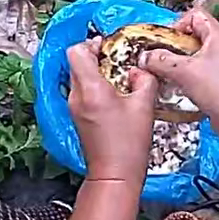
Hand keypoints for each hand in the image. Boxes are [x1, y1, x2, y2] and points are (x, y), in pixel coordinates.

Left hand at [66, 39, 155, 185]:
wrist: (114, 175)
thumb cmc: (127, 146)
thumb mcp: (144, 106)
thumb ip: (144, 80)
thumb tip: (139, 70)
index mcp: (90, 89)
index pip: (75, 51)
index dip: (91, 43)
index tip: (107, 47)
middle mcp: (77, 96)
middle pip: (76, 62)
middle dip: (95, 57)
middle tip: (116, 60)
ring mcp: (74, 107)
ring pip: (79, 77)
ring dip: (96, 72)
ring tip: (118, 79)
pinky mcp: (78, 117)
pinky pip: (82, 92)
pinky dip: (95, 87)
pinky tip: (114, 96)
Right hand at [138, 7, 218, 128]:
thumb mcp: (183, 72)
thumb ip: (161, 61)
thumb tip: (145, 57)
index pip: (196, 15)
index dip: (178, 24)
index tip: (166, 41)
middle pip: (196, 35)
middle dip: (177, 46)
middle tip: (164, 58)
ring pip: (200, 54)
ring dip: (183, 62)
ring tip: (171, 74)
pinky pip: (205, 70)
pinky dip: (192, 75)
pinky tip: (183, 87)